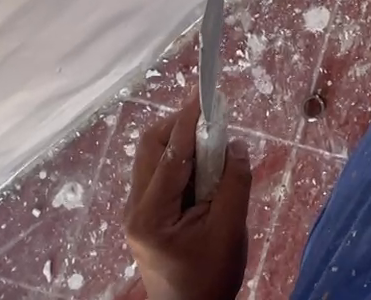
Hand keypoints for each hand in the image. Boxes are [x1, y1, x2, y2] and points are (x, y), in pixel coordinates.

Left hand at [124, 101, 251, 299]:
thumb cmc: (210, 276)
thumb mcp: (230, 229)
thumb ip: (234, 181)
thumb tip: (235, 144)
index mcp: (151, 214)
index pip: (170, 153)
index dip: (189, 120)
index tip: (206, 95)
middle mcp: (135, 208)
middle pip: (151, 146)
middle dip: (182, 127)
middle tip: (215, 125)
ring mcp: (138, 212)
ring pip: (155, 157)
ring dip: (184, 144)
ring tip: (216, 153)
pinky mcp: (148, 215)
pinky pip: (162, 172)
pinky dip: (184, 161)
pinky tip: (208, 173)